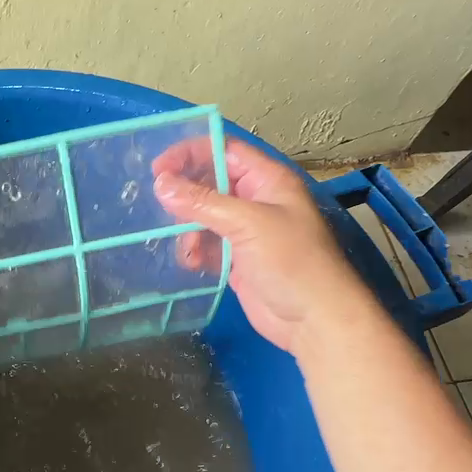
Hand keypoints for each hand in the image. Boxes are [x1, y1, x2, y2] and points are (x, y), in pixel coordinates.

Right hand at [151, 137, 370, 356]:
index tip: (158, 169)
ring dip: (188, 229)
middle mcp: (256, 201)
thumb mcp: (247, 223)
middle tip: (161, 209)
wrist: (313, 319)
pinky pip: (207, 246)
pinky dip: (195, 252)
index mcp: (267, 180)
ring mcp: (246, 232)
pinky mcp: (237, 260)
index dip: (191, 154)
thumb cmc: (290, 261)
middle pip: (211, 184)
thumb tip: (161, 184)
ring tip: (186, 249)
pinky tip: (191, 264)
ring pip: (205, 217)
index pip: (224, 152)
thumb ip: (202, 202)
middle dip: (186, 196)